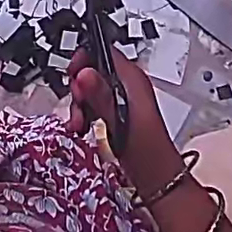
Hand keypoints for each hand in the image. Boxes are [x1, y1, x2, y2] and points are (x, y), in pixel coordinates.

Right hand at [64, 48, 183, 191]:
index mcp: (131, 79)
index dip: (84, 60)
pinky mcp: (115, 112)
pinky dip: (84, 113)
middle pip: (91, 70)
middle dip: (78, 87)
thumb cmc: (148, 153)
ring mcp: (120, 98)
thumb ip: (101, 96)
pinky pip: (92, 103)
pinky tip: (83, 125)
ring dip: (78, 103)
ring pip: (89, 88)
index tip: (74, 79)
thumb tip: (85, 73)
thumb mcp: (119, 121)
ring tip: (79, 121)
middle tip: (79, 105)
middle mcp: (126, 85)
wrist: (156, 179)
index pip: (102, 51)